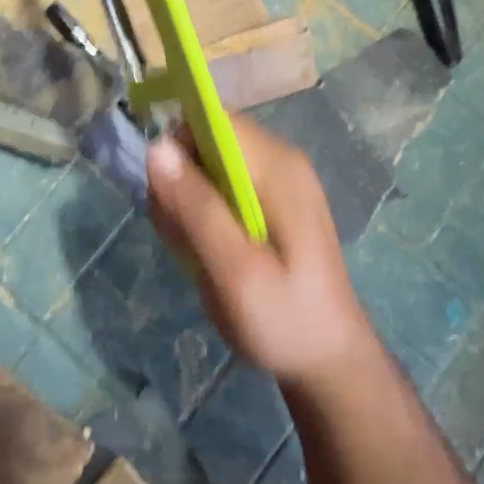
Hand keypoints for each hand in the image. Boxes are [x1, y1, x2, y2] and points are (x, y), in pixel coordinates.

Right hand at [147, 117, 378, 385]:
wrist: (328, 362)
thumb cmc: (284, 319)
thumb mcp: (235, 270)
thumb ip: (196, 208)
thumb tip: (156, 147)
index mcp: (277, 169)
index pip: (212, 121)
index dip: (178, 147)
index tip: (166, 197)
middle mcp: (277, 162)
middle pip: (203, 143)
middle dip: (178, 183)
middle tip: (182, 238)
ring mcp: (274, 181)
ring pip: (203, 167)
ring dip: (184, 205)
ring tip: (195, 253)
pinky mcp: (266, 200)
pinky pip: (214, 188)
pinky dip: (198, 216)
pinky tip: (206, 254)